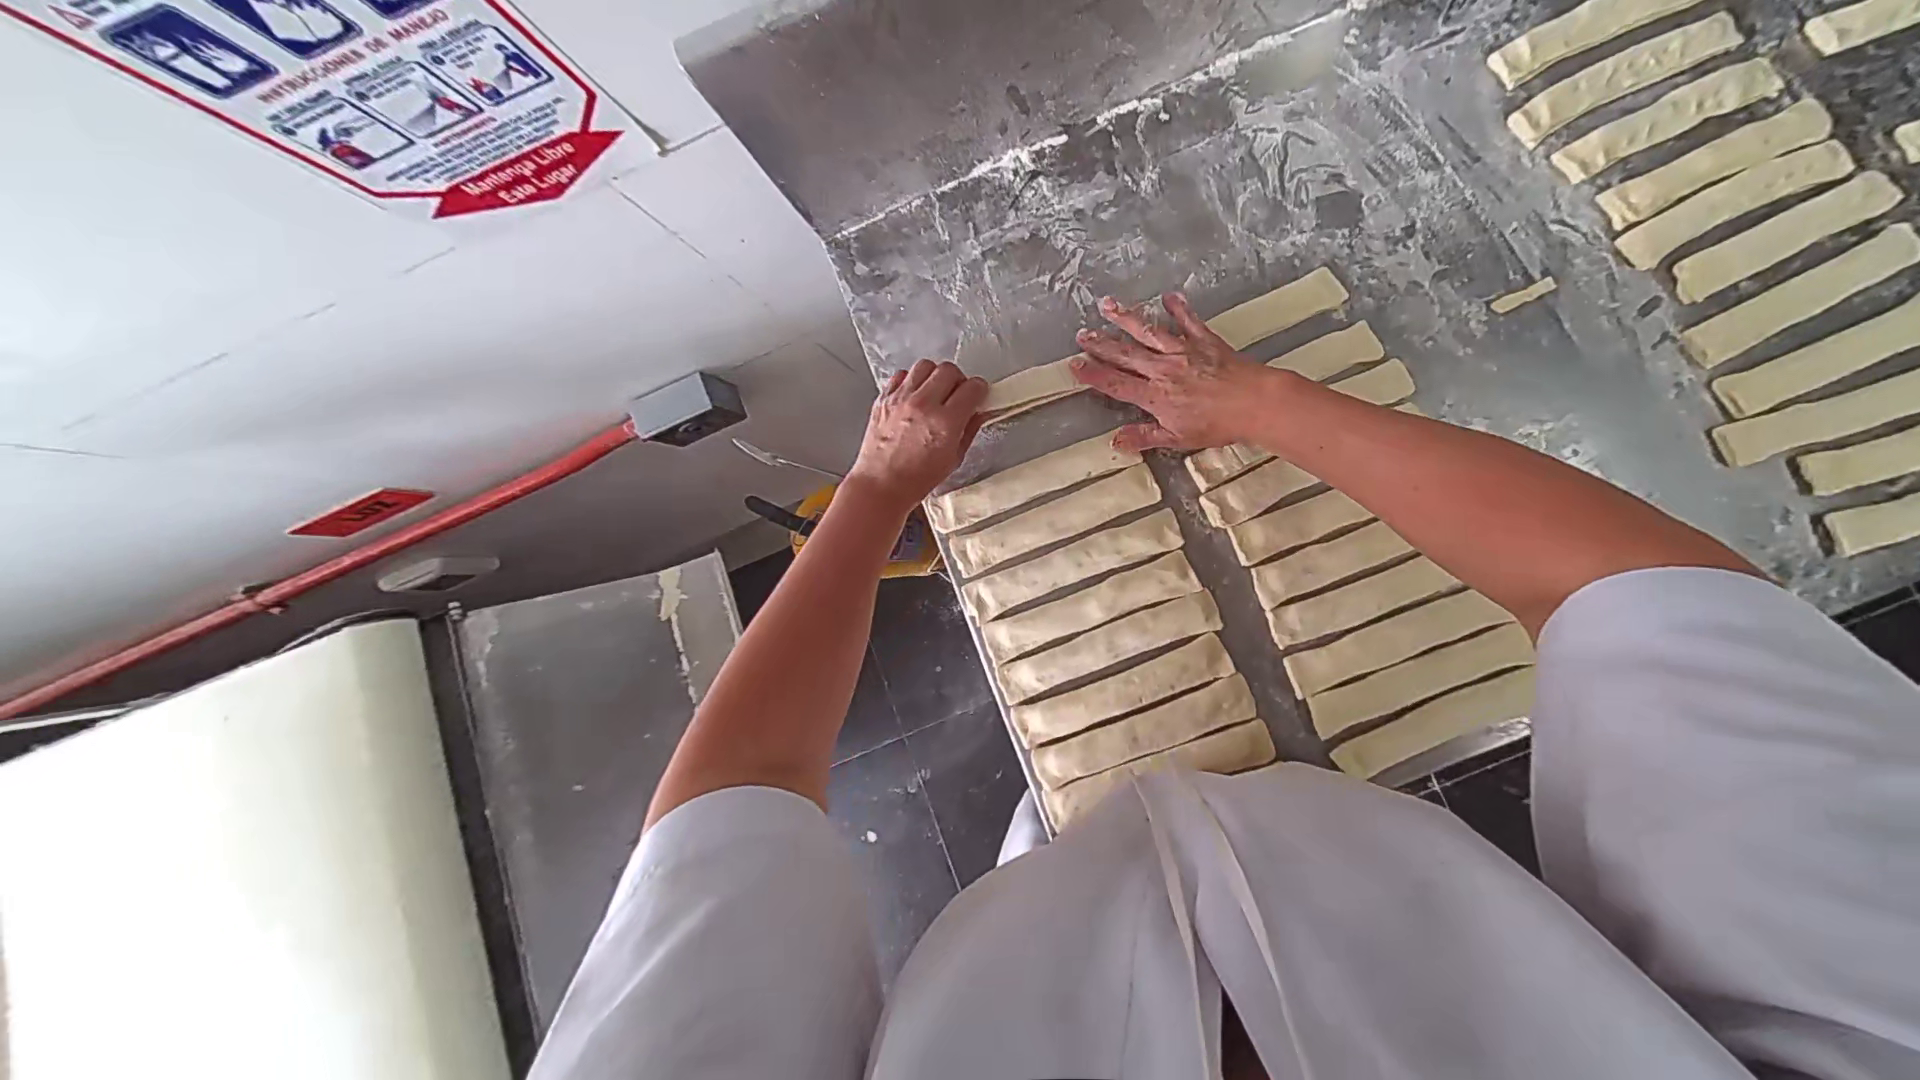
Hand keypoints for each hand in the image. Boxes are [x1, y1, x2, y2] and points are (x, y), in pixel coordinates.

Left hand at [846, 359, 988, 511]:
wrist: (881, 485)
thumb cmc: (915, 480)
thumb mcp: (953, 459)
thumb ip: (968, 430)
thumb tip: (978, 413)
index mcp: (945, 423)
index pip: (972, 388)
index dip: (979, 391)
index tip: (978, 395)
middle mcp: (923, 405)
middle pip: (949, 370)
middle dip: (958, 380)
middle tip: (957, 394)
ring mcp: (900, 400)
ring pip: (925, 366)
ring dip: (934, 376)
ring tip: (934, 392)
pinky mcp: (884, 399)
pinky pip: (901, 375)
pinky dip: (911, 381)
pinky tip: (914, 396)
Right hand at [1071, 292, 1279, 452]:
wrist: (1254, 402)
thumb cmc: (1217, 424)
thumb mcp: (1177, 438)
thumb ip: (1144, 436)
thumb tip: (1115, 442)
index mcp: (1154, 395)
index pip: (1115, 383)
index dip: (1093, 374)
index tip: (1074, 364)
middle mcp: (1163, 369)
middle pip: (1125, 354)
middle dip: (1101, 344)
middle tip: (1081, 334)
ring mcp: (1182, 352)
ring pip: (1148, 332)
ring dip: (1126, 318)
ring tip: (1107, 306)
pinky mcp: (1204, 341)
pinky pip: (1188, 321)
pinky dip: (1178, 308)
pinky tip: (1168, 296)